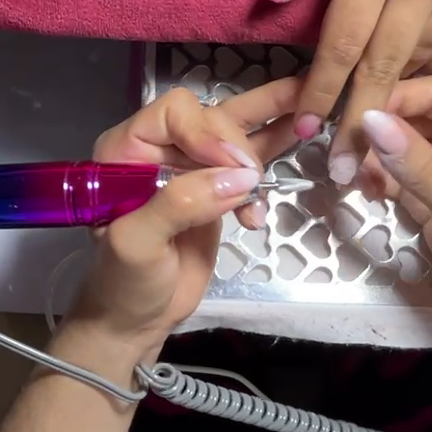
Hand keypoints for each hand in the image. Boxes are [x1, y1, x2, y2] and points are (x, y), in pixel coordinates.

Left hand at [62, 81, 300, 359]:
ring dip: (271, 128)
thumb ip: (179, 204)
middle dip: (237, 143)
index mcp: (126, 150)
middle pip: (209, 118)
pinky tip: (258, 213)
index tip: (227, 164)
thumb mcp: (138, 244)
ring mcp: (189, 168)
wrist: (137, 318)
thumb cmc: (123, 281)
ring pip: (233, 133)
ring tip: (308, 122)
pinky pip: (245, 166)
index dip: (205, 131)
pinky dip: (263, 180)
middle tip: (253, 181)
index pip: (172, 113)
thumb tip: (238, 177)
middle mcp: (158, 150)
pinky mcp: (214, 190)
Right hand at [354, 78, 431, 393]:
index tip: (352, 112)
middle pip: (418, 118)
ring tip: (344, 171)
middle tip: (338, 148)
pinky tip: (360, 188)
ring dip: (374, 157)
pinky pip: (401, 178)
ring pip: (405, 148)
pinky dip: (379, 180)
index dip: (397, 98)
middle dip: (379, 130)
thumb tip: (368, 119)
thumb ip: (418, 167)